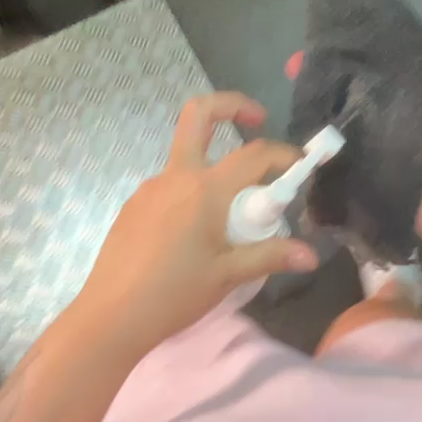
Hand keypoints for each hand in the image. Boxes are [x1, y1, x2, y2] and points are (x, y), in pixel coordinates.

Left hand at [72, 93, 319, 352]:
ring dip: (215, 163)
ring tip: (233, 210)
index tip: (302, 166)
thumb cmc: (174, 295)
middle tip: (258, 118)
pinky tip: (198, 232)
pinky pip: (171, 184)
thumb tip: (311, 256)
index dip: (285, 155)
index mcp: (204, 190)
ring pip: (187, 156)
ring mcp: (150, 188)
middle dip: (232, 105)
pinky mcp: (135, 204)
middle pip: (199, 114)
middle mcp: (176, 177)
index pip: (254, 155)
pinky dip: (193, 191)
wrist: (110, 317)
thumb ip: (270, 256)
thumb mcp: (228, 276)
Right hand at [284, 40, 421, 267]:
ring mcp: (385, 155)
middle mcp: (402, 124)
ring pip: (349, 129)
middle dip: (329, 81)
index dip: (364, 55)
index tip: (331, 39)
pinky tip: (297, 146)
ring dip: (321, 116)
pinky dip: (326, 157)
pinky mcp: (375, 185)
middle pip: (361, 97)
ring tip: (287, 100)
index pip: (391, 72)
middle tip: (293, 66)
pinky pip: (348, 166)